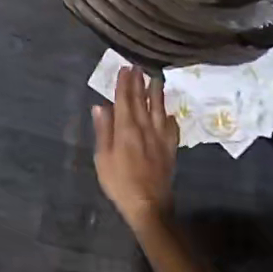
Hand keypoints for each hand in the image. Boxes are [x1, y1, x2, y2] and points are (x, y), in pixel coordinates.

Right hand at [92, 66, 178, 232]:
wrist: (148, 204)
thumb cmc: (119, 183)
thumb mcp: (103, 158)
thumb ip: (103, 131)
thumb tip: (100, 106)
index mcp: (126, 130)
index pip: (124, 101)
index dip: (124, 84)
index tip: (124, 69)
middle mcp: (145, 128)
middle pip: (141, 101)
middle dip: (138, 83)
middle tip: (137, 67)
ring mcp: (160, 138)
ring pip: (159, 110)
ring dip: (157, 94)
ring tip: (156, 79)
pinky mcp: (170, 149)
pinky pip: (172, 128)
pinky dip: (170, 118)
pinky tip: (169, 114)